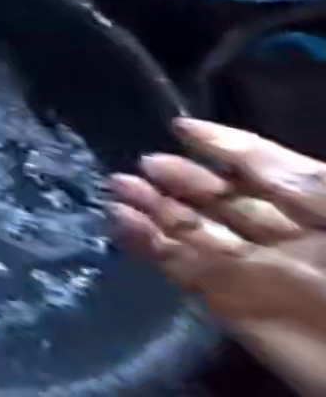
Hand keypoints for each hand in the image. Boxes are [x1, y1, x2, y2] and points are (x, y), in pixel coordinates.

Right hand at [107, 118, 325, 396]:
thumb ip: (297, 179)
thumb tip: (208, 137)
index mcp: (324, 217)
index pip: (266, 172)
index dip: (225, 148)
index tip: (180, 129)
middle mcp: (287, 240)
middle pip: (217, 197)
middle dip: (178, 175)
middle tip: (148, 165)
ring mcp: (250, 270)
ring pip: (183, 226)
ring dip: (148, 203)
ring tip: (123, 187)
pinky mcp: (219, 298)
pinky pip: (168, 261)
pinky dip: (137, 238)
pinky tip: (122, 218)